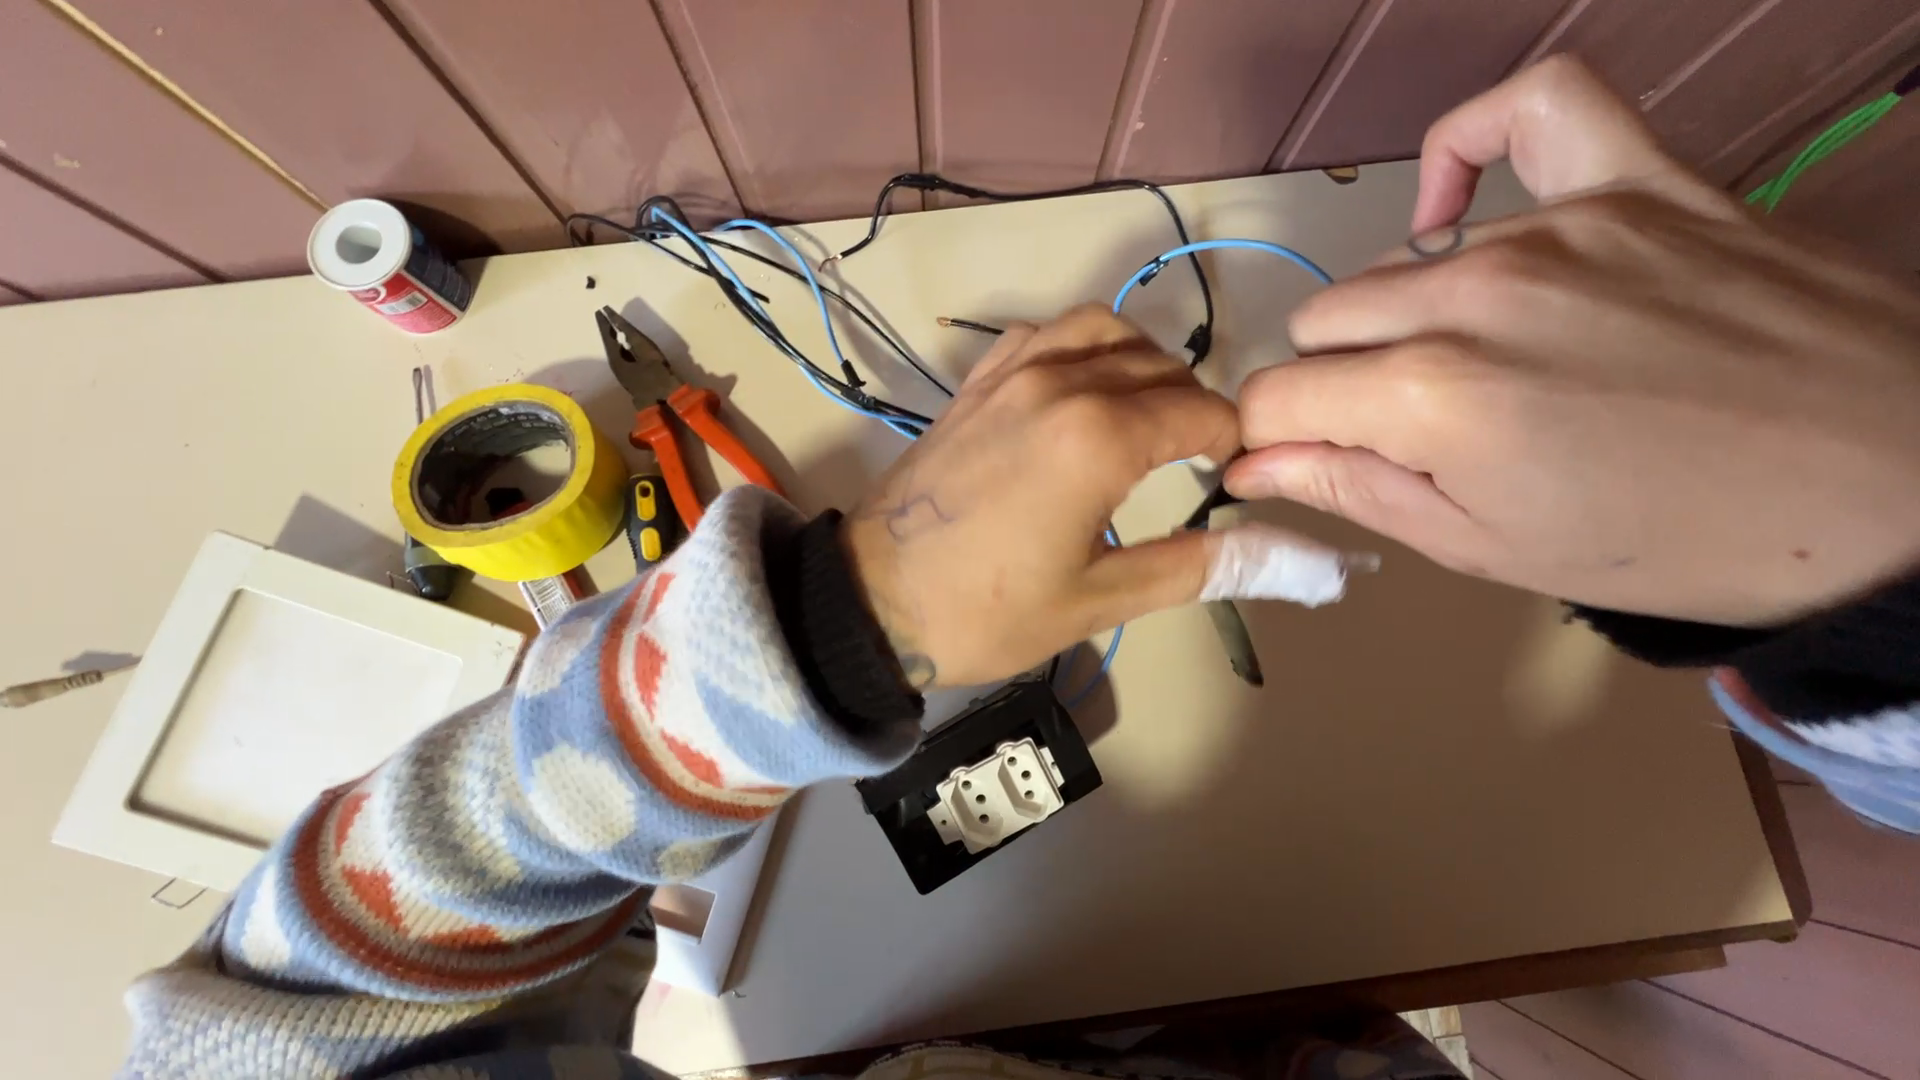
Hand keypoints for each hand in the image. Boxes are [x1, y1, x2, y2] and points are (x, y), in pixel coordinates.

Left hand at [845, 305, 1357, 687]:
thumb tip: (1300, 558)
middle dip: (1194, 407)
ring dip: (1141, 365)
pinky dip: (1080, 348)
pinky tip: (1080, 389)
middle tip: (1194, 462)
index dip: (1234, 440)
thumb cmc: (987, 612)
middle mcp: (1060, 382)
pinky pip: (1044, 335)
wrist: (872, 602)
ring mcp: (1011, 373)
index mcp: (1098, 436)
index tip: (1234, 477)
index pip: (1203, 411)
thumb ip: (1199, 566)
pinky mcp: (977, 383)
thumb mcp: (1099, 599)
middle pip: (1161, 367)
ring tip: (1145, 417)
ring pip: (1105, 331)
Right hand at [1228, 55, 1919, 627]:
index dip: (1272, 437)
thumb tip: (1245, 465)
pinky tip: (1459, 211)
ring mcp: (1555, 224)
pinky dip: (1474, 147)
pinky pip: (1531, 110)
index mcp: (1426, 396)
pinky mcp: (1638, 180)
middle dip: (1330, 382)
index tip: (1302, 457)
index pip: (1273, 397)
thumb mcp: (1479, 544)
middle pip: (1317, 323)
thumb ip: (1345, 488)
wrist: (1893, 491)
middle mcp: (1469, 294)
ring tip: (1461, 358)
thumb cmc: (1668, 542)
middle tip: (1394, 425)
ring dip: (1394, 317)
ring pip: (1390, 261)